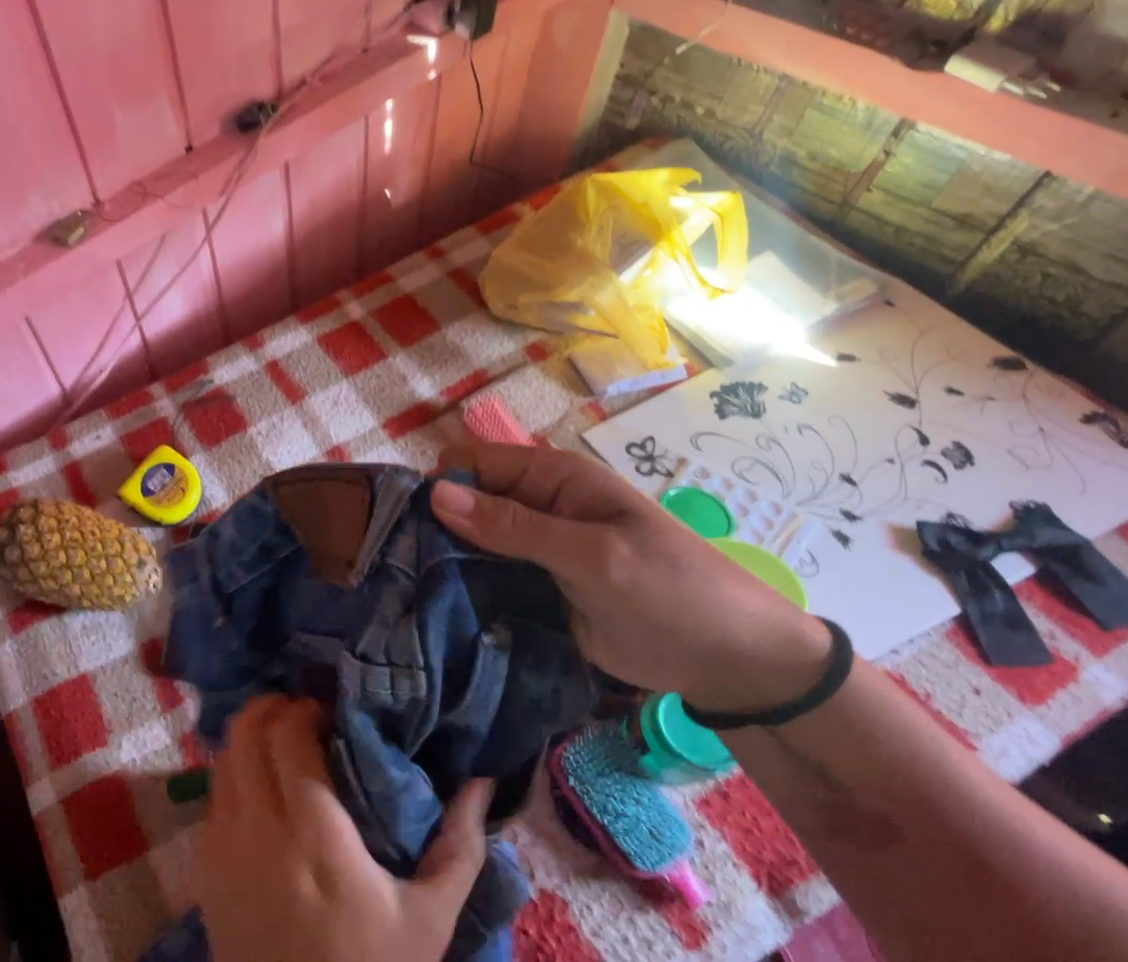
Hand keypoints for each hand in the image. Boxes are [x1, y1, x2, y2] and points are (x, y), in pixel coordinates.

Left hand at [196, 696, 494, 961]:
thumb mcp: (429, 919)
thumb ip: (458, 847)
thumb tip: (480, 781)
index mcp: (312, 833)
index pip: (287, 734)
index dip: (305, 708)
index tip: (332, 714)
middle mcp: (257, 827)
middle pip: (246, 731)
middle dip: (274, 708)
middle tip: (307, 719)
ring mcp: (222, 846)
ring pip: (223, 757)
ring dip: (251, 738)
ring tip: (285, 747)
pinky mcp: (204, 868)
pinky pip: (213, 795)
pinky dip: (234, 773)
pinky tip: (263, 791)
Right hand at [430, 443, 831, 712]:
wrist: (729, 661)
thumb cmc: (670, 591)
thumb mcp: (592, 555)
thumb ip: (513, 527)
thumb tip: (435, 494)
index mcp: (552, 480)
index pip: (471, 465)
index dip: (436, 488)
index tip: (403, 529)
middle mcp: (535, 510)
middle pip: (464, 506)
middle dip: (433, 531)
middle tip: (398, 571)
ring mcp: (533, 554)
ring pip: (469, 548)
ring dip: (444, 566)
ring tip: (408, 597)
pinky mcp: (534, 593)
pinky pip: (486, 585)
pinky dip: (464, 594)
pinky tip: (436, 615)